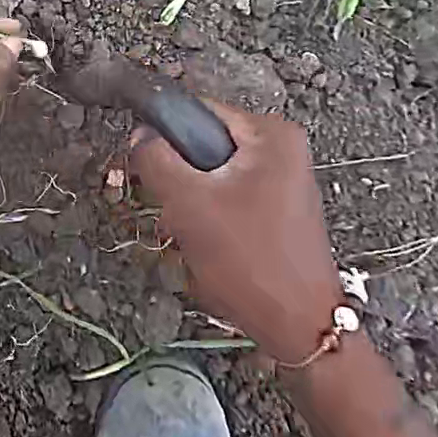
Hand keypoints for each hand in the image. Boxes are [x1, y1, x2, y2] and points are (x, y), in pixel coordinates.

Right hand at [128, 102, 342, 364]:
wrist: (297, 326)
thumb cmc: (248, 260)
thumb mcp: (189, 203)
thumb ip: (157, 160)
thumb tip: (140, 135)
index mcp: (270, 133)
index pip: (199, 110)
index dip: (165, 135)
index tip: (149, 168)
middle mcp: (283, 147)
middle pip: (205, 144)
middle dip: (182, 177)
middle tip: (177, 210)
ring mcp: (283, 178)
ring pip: (213, 174)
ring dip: (193, 202)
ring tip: (195, 232)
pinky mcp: (278, 206)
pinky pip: (228, 195)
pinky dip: (211, 215)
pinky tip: (210, 243)